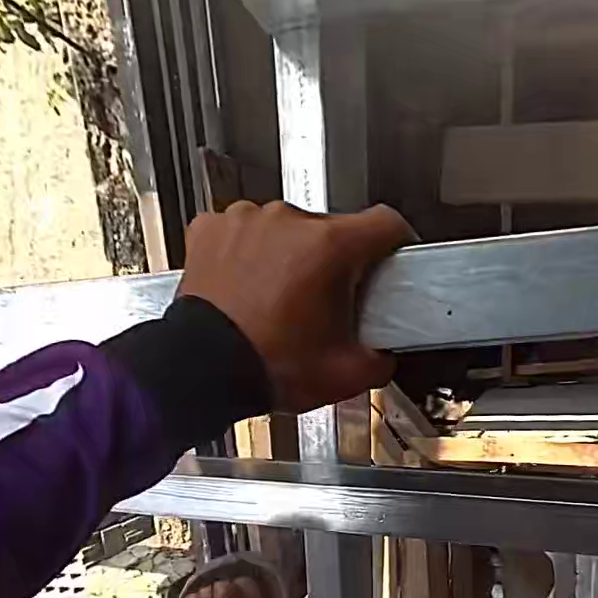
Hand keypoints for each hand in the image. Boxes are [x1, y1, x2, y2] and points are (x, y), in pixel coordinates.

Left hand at [176, 200, 416, 413]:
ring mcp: (246, 221)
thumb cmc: (263, 367)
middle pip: (330, 231)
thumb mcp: (342, 376)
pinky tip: (246, 289)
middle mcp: (287, 222)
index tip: (390, 255)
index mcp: (328, 248)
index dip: (395, 242)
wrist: (201, 373)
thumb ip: (379, 360)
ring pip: (285, 231)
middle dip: (332, 263)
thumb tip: (384, 354)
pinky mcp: (213, 230)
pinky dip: (248, 256)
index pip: (385, 224)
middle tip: (321, 306)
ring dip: (288, 257)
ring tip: (277, 301)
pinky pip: (244, 234)